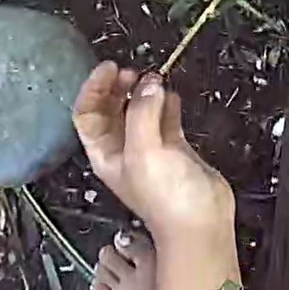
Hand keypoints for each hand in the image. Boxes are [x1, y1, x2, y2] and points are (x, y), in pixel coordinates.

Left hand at [72, 63, 235, 255]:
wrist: (200, 221)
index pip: (88, 114)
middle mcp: (125, 149)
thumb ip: (143, 113)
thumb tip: (150, 84)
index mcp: (107, 153)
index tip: (111, 67)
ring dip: (144, 93)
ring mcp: (151, 149)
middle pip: (112, 111)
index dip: (94, 89)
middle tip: (134, 71)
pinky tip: (173, 94)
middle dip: (118, 88)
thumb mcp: (144, 151)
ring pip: (140, 112)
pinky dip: (167, 104)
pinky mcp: (176, 149)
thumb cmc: (165, 194)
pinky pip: (165, 119)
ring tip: (155, 77)